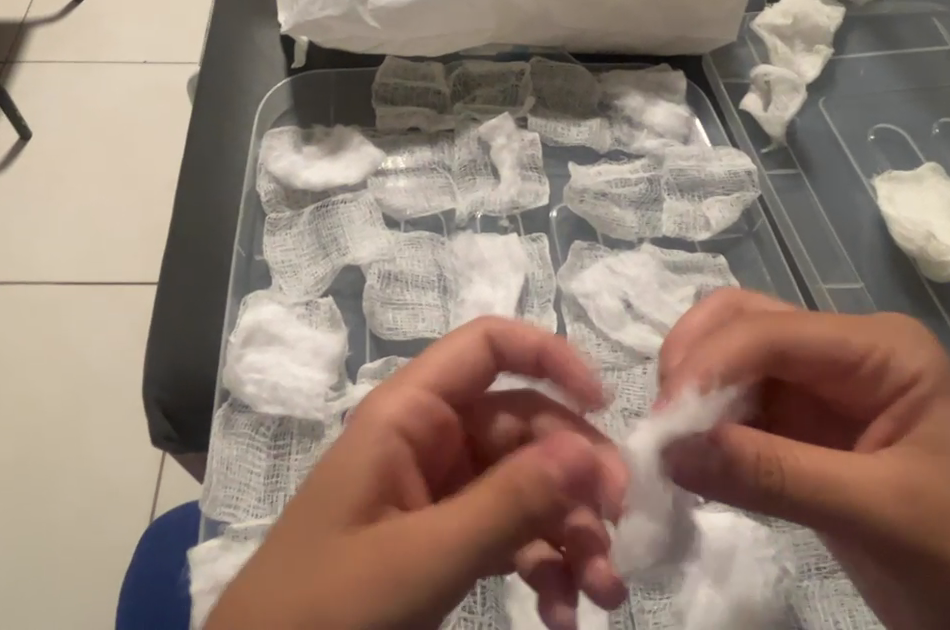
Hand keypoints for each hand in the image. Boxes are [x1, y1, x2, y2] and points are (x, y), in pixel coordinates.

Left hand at [207, 317, 628, 629]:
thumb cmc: (327, 606)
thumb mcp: (421, 557)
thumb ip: (507, 504)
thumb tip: (590, 448)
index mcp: (409, 414)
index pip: (486, 347)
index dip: (548, 356)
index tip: (604, 408)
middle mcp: (429, 439)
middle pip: (523, 424)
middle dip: (576, 472)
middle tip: (622, 529)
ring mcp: (438, 491)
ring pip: (526, 484)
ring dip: (571, 530)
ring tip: (602, 591)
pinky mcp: (444, 540)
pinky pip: (509, 533)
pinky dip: (543, 565)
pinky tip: (561, 612)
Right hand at [656, 289, 949, 629]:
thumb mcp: (886, 516)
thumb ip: (773, 475)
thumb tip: (667, 450)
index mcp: (878, 349)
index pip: (766, 330)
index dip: (706, 366)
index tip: (662, 426)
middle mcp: (844, 355)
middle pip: (740, 325)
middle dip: (691, 362)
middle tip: (661, 425)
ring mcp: (826, 396)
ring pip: (733, 367)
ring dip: (693, 398)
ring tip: (669, 451)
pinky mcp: (811, 440)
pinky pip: (742, 417)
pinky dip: (708, 435)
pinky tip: (693, 468)